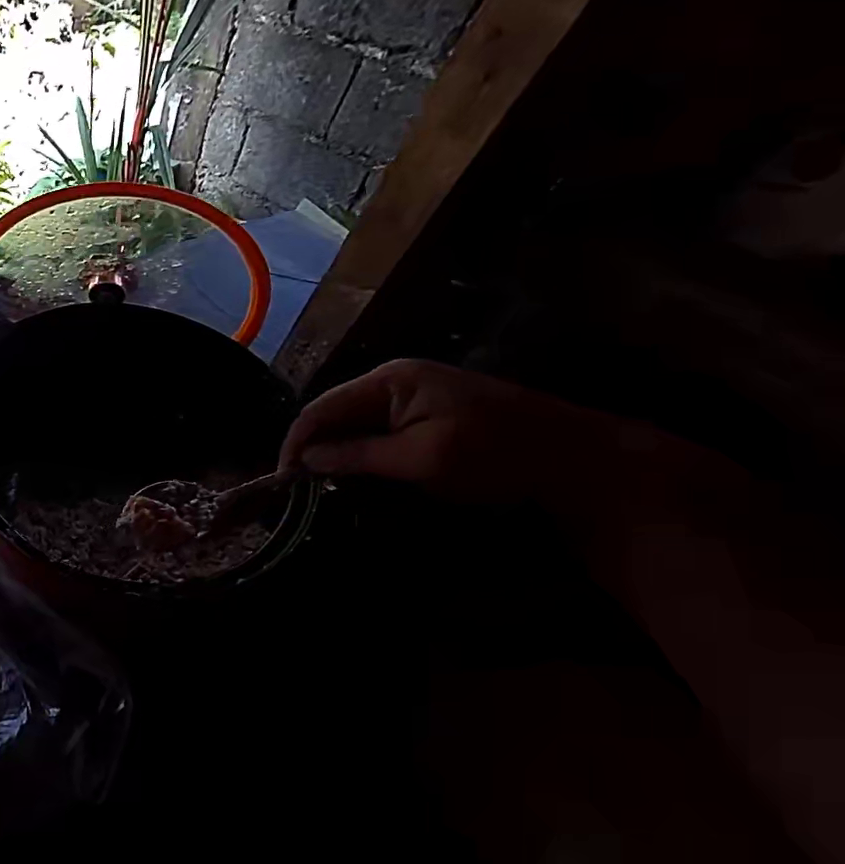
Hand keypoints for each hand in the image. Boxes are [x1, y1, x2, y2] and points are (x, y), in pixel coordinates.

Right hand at [278, 359, 617, 504]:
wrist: (583, 460)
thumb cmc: (498, 455)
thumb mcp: (421, 459)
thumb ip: (357, 455)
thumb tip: (305, 460)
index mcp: (390, 380)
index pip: (320, 408)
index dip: (296, 443)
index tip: (281, 479)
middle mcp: (394, 378)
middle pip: (333, 412)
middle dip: (312, 447)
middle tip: (298, 484)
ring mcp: (412, 392)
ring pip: (352, 421)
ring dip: (335, 450)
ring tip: (319, 481)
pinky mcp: (426, 409)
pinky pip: (375, 427)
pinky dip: (359, 449)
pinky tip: (354, 470)